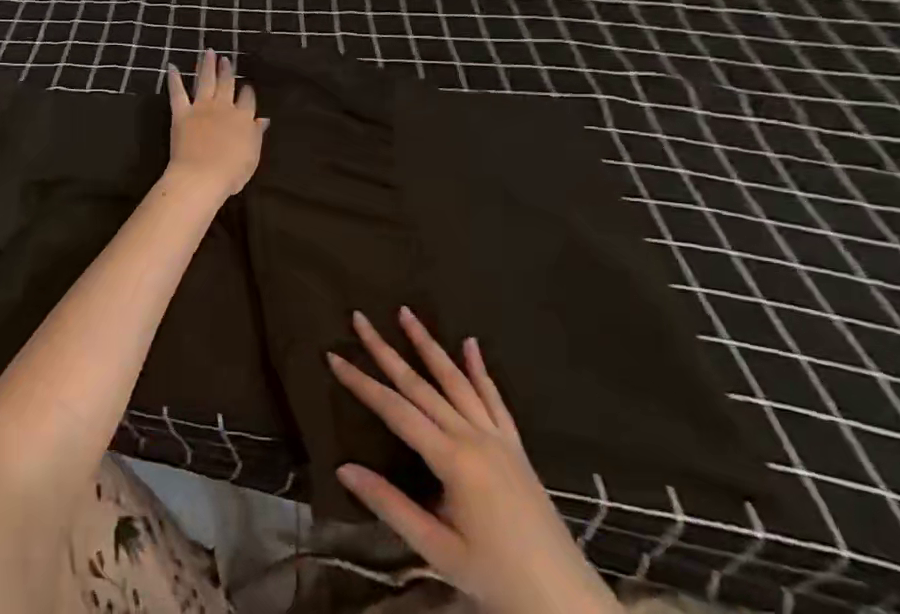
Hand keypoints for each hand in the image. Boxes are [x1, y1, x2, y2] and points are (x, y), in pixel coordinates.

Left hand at [164, 48, 267, 198]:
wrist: (202, 175)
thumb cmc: (232, 173)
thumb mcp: (252, 155)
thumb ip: (256, 134)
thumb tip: (264, 119)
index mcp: (243, 118)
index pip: (247, 99)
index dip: (247, 91)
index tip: (246, 85)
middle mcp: (224, 107)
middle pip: (227, 84)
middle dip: (227, 71)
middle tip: (226, 58)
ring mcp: (202, 108)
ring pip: (205, 81)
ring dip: (206, 66)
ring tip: (208, 53)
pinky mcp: (181, 113)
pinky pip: (177, 92)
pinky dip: (174, 79)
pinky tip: (172, 66)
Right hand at [328, 309, 623, 613]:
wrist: (565, 599)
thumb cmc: (496, 577)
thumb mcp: (436, 549)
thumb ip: (390, 505)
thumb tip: (343, 468)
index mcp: (453, 461)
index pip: (395, 410)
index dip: (361, 382)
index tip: (333, 356)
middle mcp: (474, 437)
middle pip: (421, 384)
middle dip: (386, 350)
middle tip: (360, 318)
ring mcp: (498, 438)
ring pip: (457, 380)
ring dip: (429, 344)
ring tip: (406, 313)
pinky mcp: (515, 446)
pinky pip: (495, 399)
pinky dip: (480, 369)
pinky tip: (470, 344)